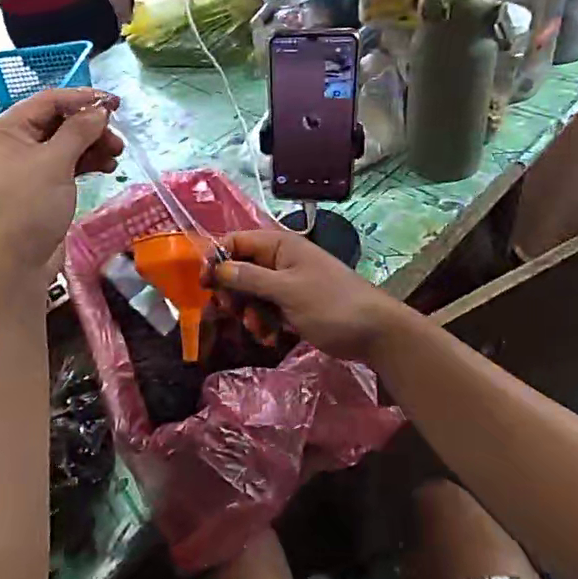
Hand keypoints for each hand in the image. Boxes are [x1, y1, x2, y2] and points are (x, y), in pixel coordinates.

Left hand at [0, 88, 122, 286]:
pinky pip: (66, 165)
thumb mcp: (55, 162)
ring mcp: (27, 167)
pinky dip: (86, 163)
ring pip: (66, 144)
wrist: (14, 263)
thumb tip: (101, 110)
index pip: (49, 101)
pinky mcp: (40, 188)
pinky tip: (106, 167)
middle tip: (118, 139)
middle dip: (90, 127)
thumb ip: (79, 130)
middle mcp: (14, 143)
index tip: (115, 104)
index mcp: (7, 129)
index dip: (83, 99)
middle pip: (59, 122)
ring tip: (116, 155)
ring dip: (92, 145)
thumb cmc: (28, 206)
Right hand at [207, 229, 414, 361]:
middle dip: (232, 292)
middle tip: (230, 312)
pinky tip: (271, 337)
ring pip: (250, 293)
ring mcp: (287, 284)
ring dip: (248, 312)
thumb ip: (249, 278)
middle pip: (239, 269)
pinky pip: (265, 310)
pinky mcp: (292, 306)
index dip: (216, 259)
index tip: (203, 284)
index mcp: (281, 246)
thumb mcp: (287, 290)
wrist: (374, 333)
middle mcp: (281, 260)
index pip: (236, 241)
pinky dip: (263, 323)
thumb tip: (218, 268)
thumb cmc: (331, 305)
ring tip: (259, 329)